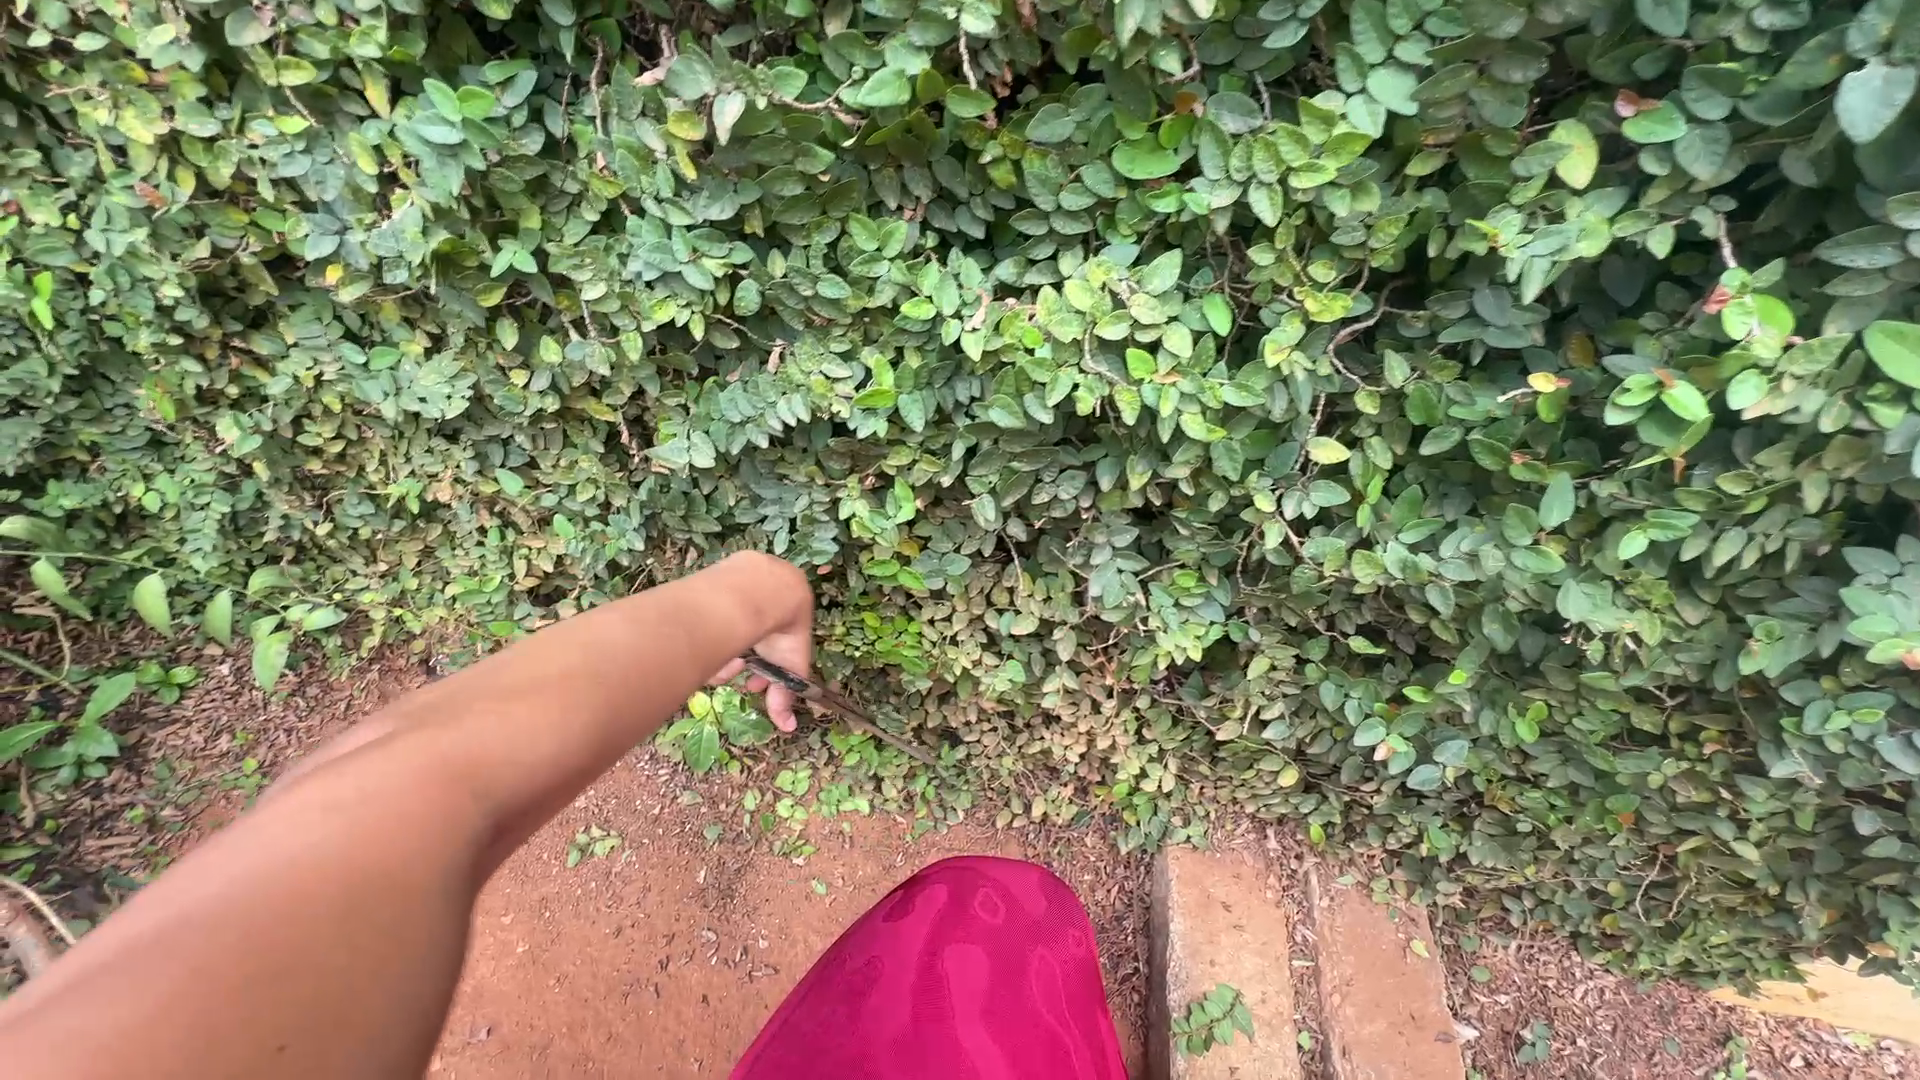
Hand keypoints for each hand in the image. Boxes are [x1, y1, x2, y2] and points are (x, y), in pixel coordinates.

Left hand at [703, 553, 813, 732]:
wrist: (763, 589)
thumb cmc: (781, 627)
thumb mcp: (788, 664)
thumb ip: (785, 694)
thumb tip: (788, 727)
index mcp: (788, 611)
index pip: (775, 646)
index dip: (764, 670)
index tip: (753, 686)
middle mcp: (765, 599)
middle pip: (750, 637)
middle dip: (741, 662)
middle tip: (731, 675)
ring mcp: (742, 584)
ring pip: (728, 625)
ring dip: (724, 648)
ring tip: (718, 661)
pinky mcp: (720, 577)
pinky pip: (712, 610)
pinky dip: (711, 627)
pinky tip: (705, 638)